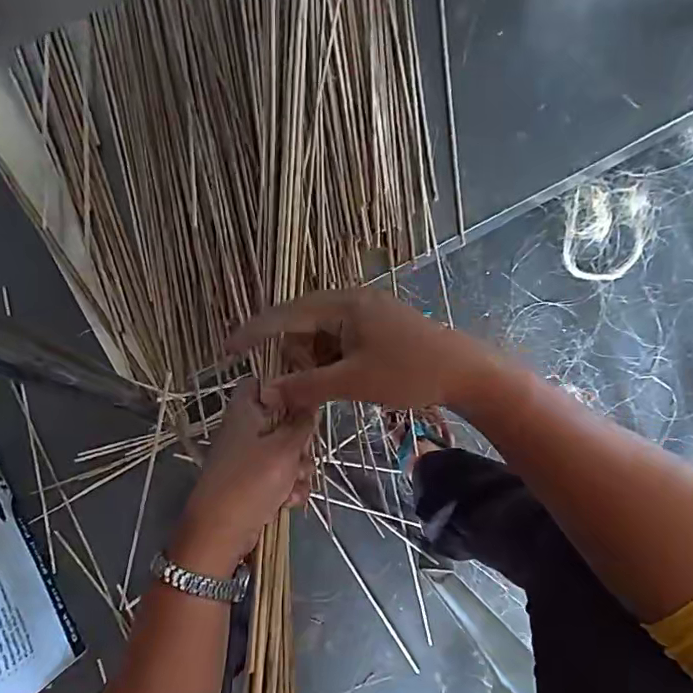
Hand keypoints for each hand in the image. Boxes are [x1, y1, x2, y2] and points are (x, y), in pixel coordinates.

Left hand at [171, 382, 313, 576]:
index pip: (265, 383)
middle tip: (298, 456)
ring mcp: (251, 458)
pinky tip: (288, 501)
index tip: (307, 404)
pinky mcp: (256, 483)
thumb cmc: (251, 481)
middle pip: (286, 422)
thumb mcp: (284, 447)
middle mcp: (247, 430)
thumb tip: (311, 403)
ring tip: (291, 485)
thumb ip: (302, 423)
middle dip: (301, 443)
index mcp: (245, 410)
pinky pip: (284, 477)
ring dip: (299, 471)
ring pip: (290, 453)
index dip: (287, 390)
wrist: (222, 530)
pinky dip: (289, 489)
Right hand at [226, 287, 508, 415]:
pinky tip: (348, 383)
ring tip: (337, 389)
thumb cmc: (409, 373)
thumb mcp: (352, 383)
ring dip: (317, 365)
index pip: (285, 315)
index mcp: (343, 303)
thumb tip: (263, 392)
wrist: (466, 373)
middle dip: (297, 359)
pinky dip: (334, 364)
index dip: (253, 333)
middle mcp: (352, 300)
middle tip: (309, 389)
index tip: (226, 349)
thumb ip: (304, 387)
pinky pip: (341, 343)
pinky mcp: (378, 328)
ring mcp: (367, 313)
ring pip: (322, 338)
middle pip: (303, 327)